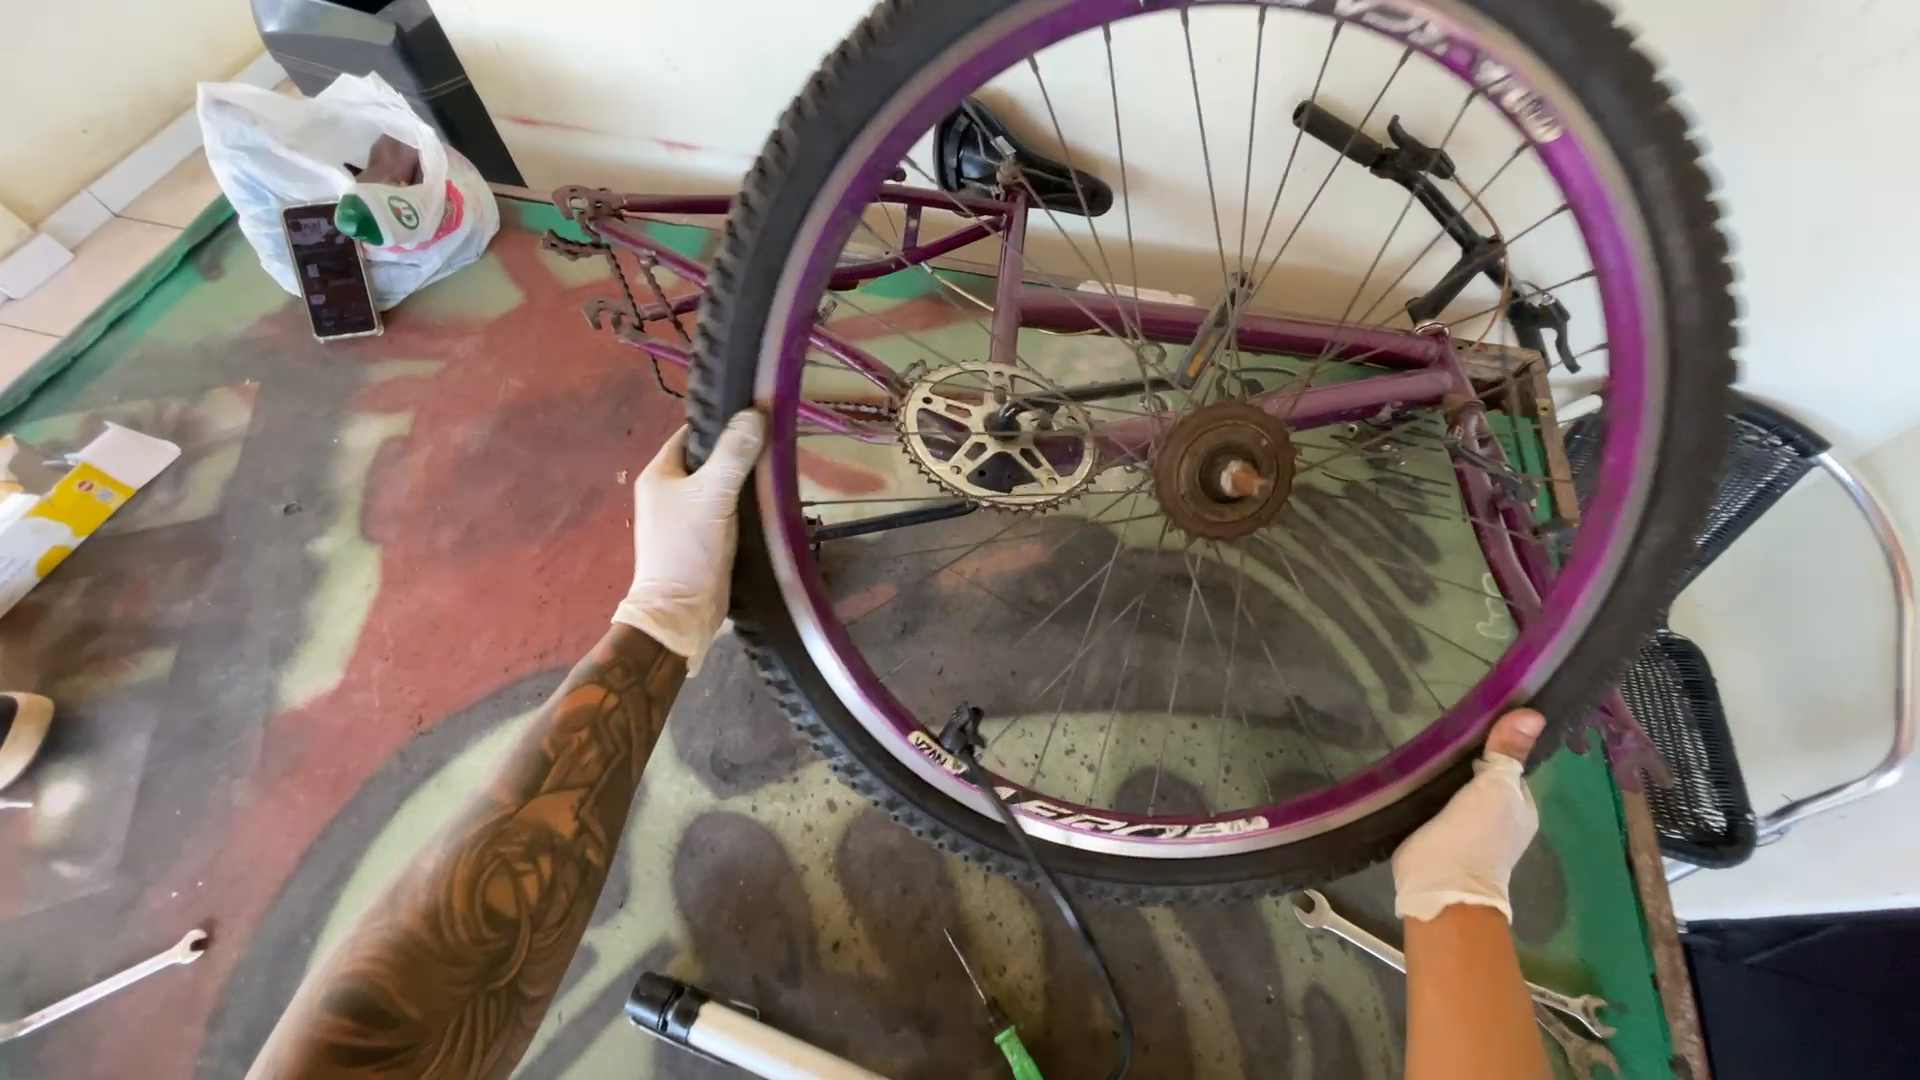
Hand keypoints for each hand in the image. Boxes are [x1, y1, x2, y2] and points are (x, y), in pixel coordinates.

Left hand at [613, 411, 766, 671]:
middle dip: (740, 454)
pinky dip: (747, 508)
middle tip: (776, 446)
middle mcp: (670, 492)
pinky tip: (771, 506)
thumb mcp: (712, 495)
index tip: (756, 417)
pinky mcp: (705, 540)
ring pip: (721, 487)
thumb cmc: (688, 549)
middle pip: (709, 460)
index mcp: (660, 474)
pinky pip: (728, 512)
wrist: (681, 613)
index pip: (692, 434)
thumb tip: (755, 414)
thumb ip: (734, 455)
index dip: (722, 424)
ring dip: (746, 482)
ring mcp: (687, 519)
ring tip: (779, 472)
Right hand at [1392, 709, 1544, 922]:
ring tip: (1418, 755)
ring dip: (1442, 780)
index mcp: (1520, 809)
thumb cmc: (1475, 834)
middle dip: (1463, 764)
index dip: (1490, 750)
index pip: (1507, 769)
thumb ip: (1507, 753)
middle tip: (1435, 740)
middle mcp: (1500, 821)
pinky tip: (1409, 783)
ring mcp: (1468, 832)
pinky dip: (1426, 795)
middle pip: (1481, 781)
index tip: (1464, 731)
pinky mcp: (1438, 837)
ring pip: (1457, 794)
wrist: (1440, 883)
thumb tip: (1534, 713)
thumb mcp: (1495, 787)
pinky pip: (1435, 806)